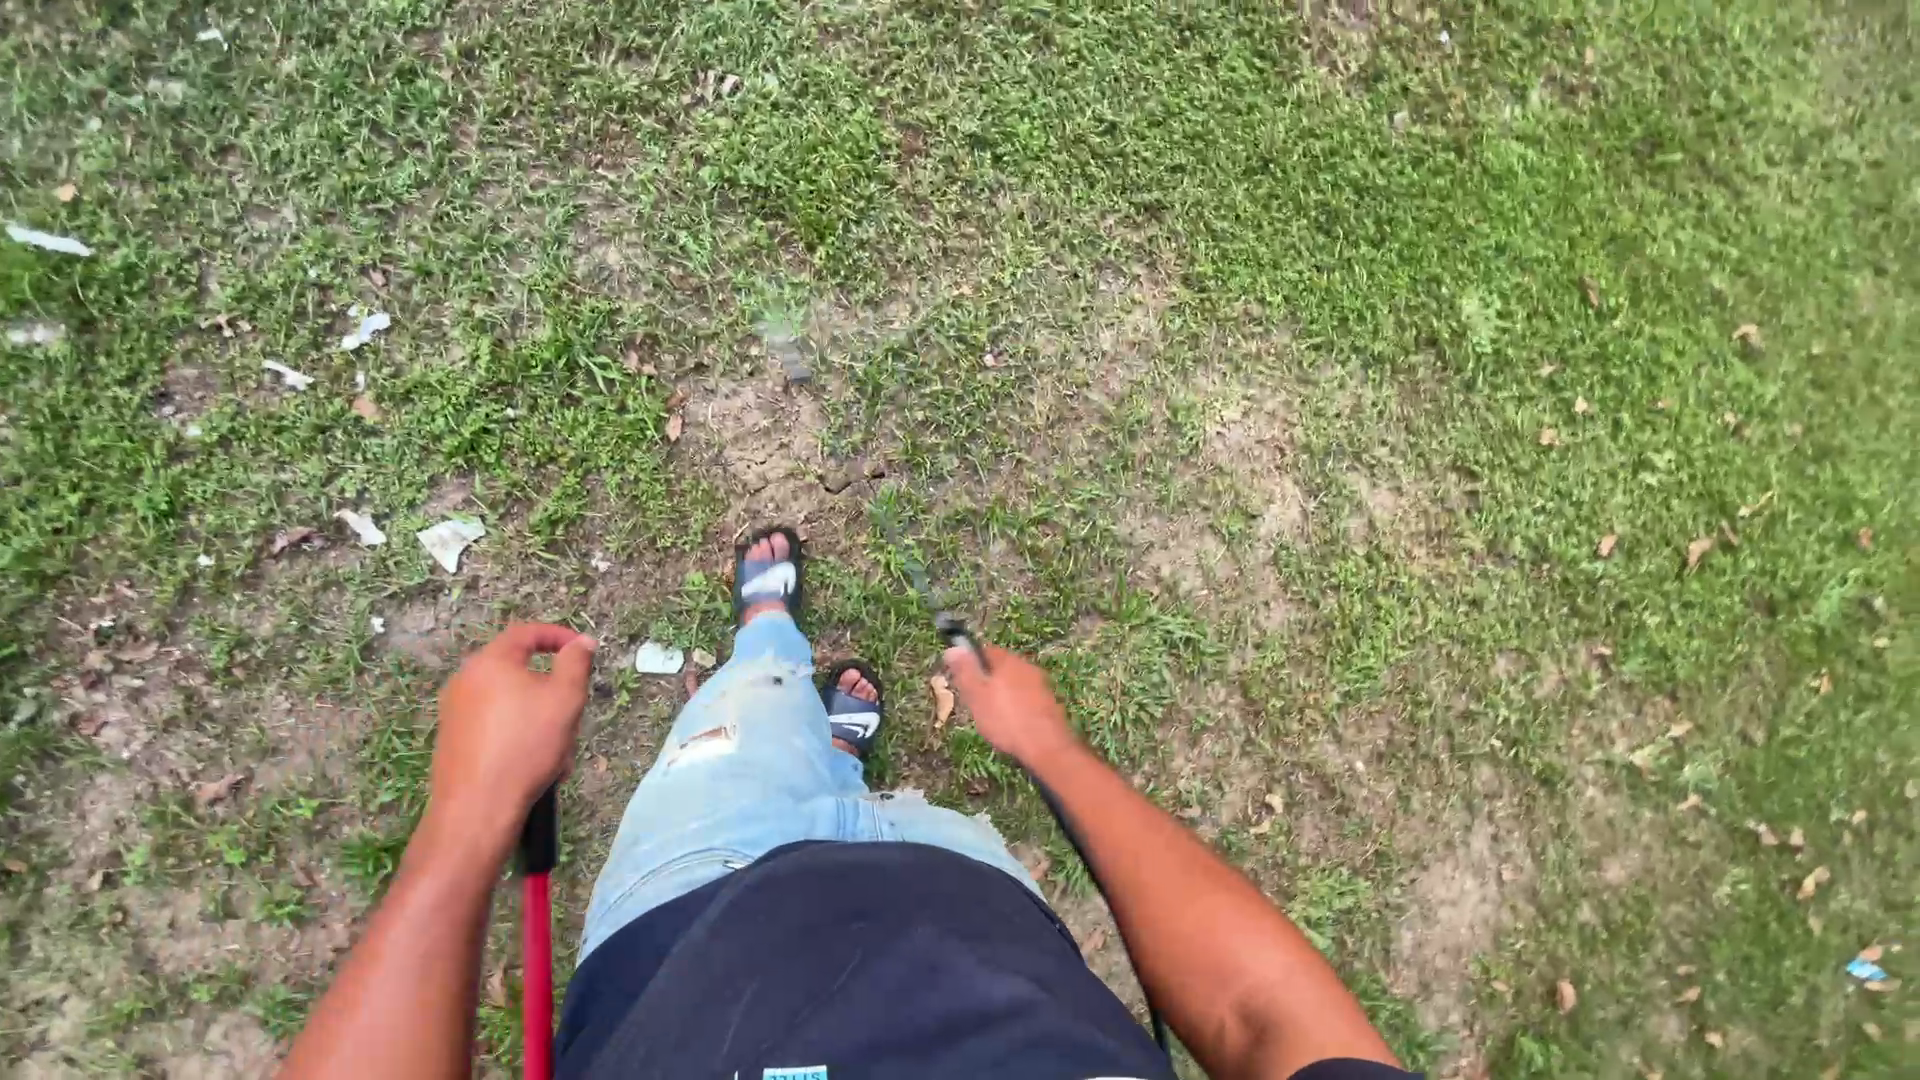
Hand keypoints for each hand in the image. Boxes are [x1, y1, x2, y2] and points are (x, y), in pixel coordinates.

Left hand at [428, 623, 596, 850]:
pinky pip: (496, 723)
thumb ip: (576, 662)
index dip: (559, 635)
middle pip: (520, 669)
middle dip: (553, 686)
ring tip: (559, 745)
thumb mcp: (566, 697)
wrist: (477, 806)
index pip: (526, 632)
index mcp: (490, 662)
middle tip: (573, 709)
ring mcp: (455, 711)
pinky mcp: (453, 739)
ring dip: (541, 714)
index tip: (584, 650)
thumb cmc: (526, 743)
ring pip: (512, 700)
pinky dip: (520, 732)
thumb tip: (581, 641)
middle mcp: (465, 680)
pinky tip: (536, 762)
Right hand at [942, 643, 1079, 766]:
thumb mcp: (976, 695)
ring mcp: (1041, 685)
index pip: (985, 650)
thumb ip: (965, 671)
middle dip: (987, 681)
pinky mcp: (1050, 704)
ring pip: (1014, 684)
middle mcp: (1027, 667)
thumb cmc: (1006, 719)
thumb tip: (953, 649)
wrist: (1047, 746)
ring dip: (1002, 695)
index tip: (962, 681)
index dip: (970, 663)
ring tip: (993, 717)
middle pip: (1001, 668)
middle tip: (975, 702)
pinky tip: (1012, 726)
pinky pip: (1026, 699)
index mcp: (1008, 660)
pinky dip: (1017, 708)